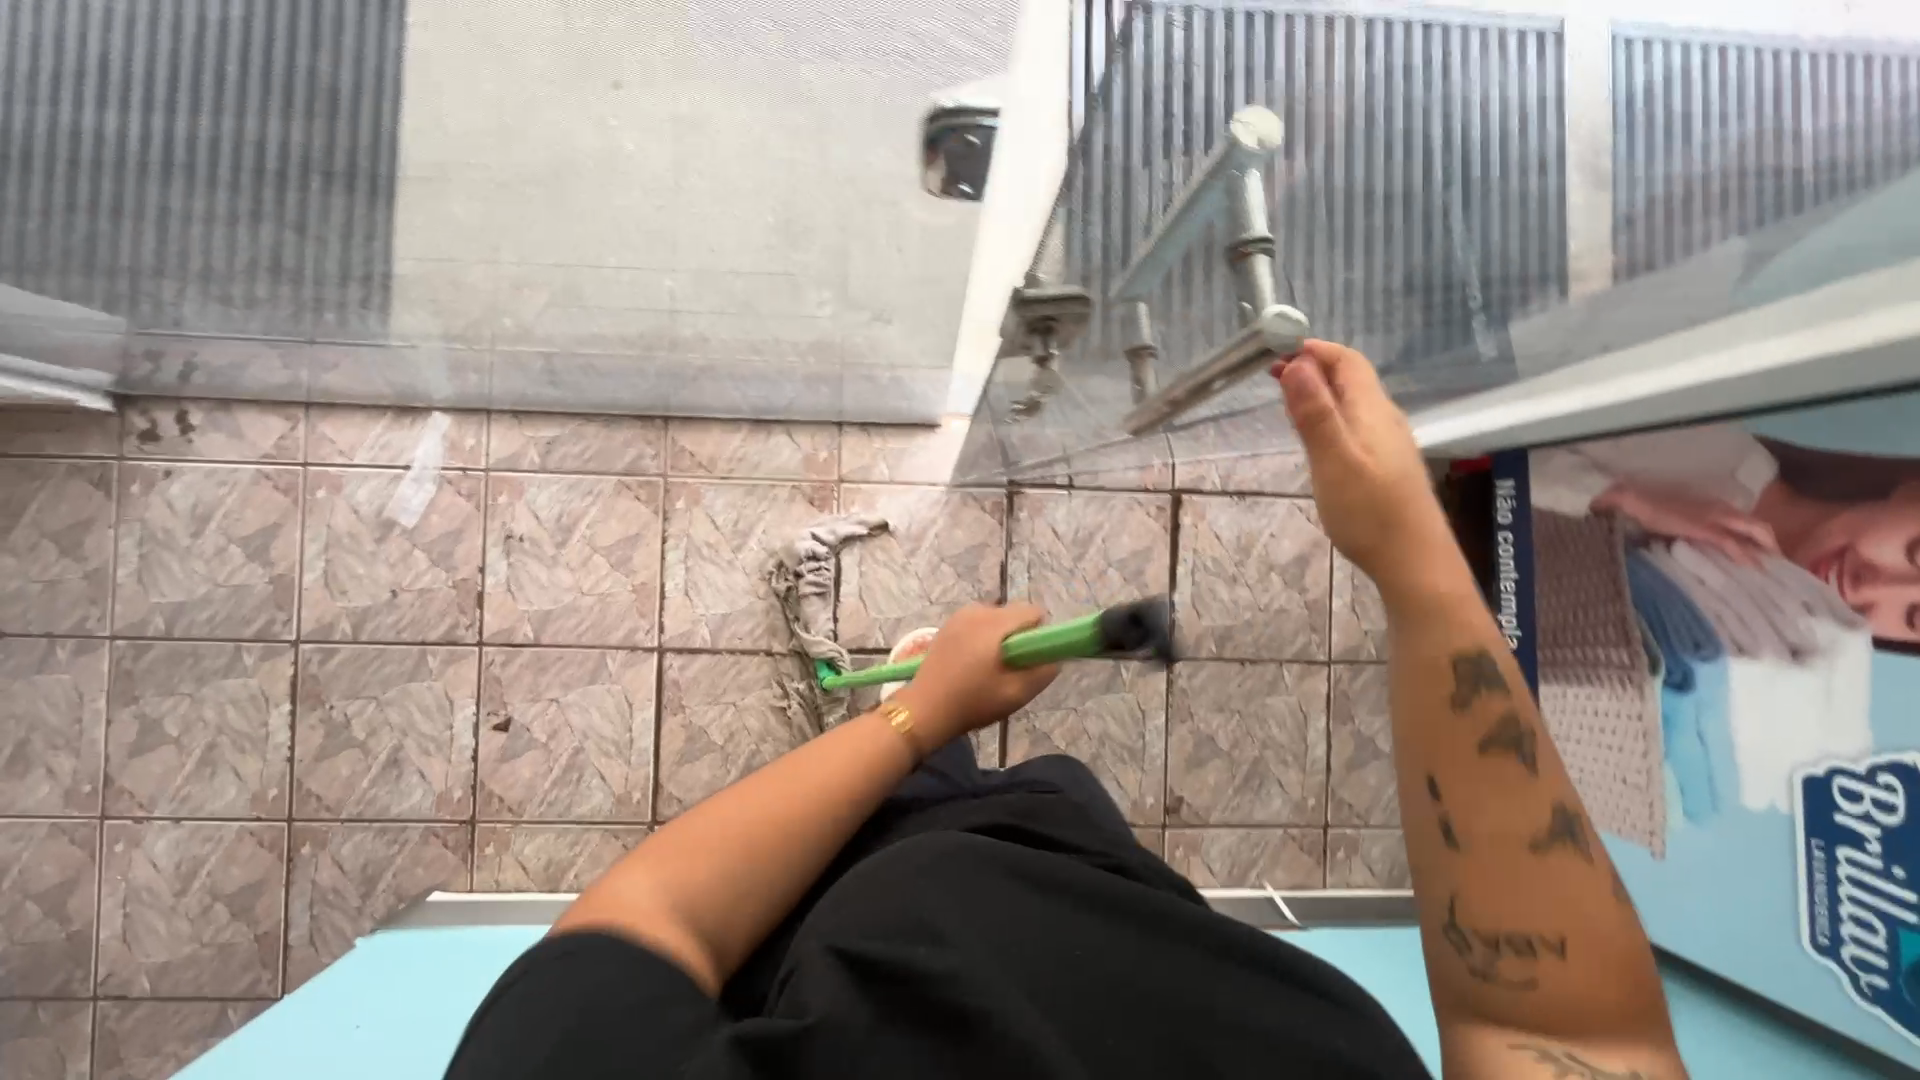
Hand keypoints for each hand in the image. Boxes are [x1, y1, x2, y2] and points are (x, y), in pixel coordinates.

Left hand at [890, 603, 1059, 744]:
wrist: (924, 710)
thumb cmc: (972, 701)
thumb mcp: (1016, 693)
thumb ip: (1043, 671)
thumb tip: (1055, 657)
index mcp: (994, 623)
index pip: (1034, 612)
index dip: (1040, 634)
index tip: (1032, 659)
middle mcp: (977, 610)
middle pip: (1014, 614)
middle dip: (1020, 637)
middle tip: (1011, 669)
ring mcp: (959, 616)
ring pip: (996, 618)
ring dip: (1001, 637)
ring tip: (991, 669)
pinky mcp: (947, 625)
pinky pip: (978, 624)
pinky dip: (983, 638)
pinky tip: (974, 664)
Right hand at [1271, 340, 1460, 603]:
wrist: (1413, 561)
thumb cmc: (1370, 512)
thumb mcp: (1333, 460)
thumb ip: (1314, 413)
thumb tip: (1296, 364)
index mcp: (1371, 411)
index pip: (1347, 361)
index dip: (1314, 349)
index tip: (1276, 351)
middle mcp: (1384, 419)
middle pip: (1351, 379)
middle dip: (1313, 368)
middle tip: (1272, 376)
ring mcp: (1387, 443)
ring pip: (1353, 403)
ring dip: (1320, 393)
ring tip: (1287, 401)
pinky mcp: (1385, 466)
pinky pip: (1355, 425)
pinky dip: (1330, 417)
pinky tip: (1317, 438)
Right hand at [1591, 483, 1779, 565]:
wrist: (1633, 499)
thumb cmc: (1645, 508)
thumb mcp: (1670, 518)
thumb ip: (1684, 527)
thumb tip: (1686, 542)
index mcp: (1712, 506)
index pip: (1743, 521)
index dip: (1755, 536)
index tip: (1760, 551)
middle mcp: (1721, 509)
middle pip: (1758, 526)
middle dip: (1769, 544)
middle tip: (1773, 563)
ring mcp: (1716, 518)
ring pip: (1756, 531)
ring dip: (1766, 549)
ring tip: (1769, 567)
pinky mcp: (1707, 529)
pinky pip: (1734, 544)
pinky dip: (1746, 556)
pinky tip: (1754, 568)